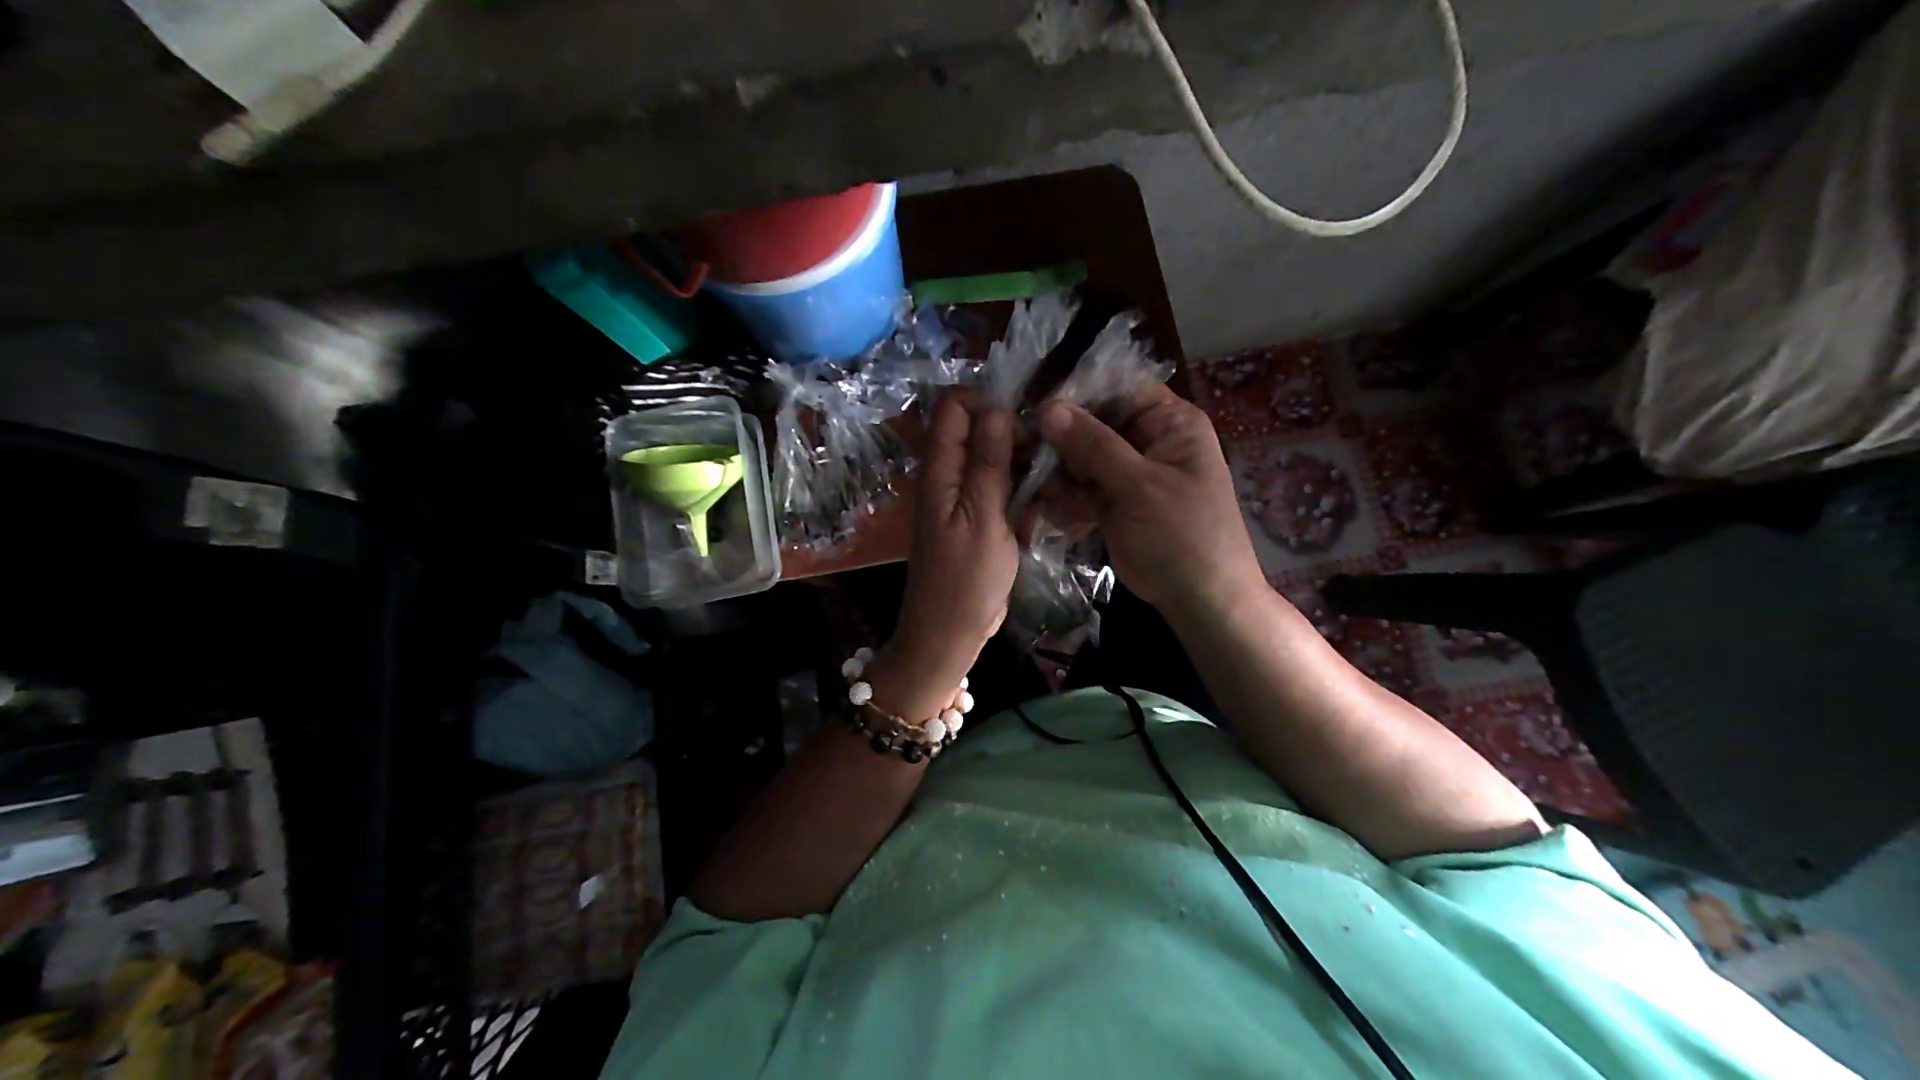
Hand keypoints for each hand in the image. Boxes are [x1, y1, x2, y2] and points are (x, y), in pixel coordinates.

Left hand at [870, 392, 1018, 718]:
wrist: (949, 633)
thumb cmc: (965, 580)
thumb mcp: (984, 518)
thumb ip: (989, 463)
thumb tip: (996, 409)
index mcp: (940, 470)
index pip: (953, 407)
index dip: (988, 402)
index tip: (1026, 422)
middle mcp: (948, 476)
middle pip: (976, 429)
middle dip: (1012, 432)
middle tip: (1048, 454)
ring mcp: (963, 497)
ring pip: (993, 459)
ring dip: (1022, 464)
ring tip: (1051, 480)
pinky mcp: (977, 518)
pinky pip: (999, 488)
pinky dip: (1020, 491)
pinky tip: (1042, 506)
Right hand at [1037, 384, 1262, 613]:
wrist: (1200, 599)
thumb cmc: (1184, 536)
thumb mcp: (1141, 486)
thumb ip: (1094, 446)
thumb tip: (1049, 408)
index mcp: (1169, 423)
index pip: (1119, 389)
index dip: (1079, 392)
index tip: (1036, 404)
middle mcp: (1147, 440)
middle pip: (1093, 423)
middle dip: (1059, 437)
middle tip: (1022, 448)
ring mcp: (1127, 473)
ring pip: (1080, 457)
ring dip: (1056, 470)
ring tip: (1030, 482)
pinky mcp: (1112, 502)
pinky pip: (1080, 487)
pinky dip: (1063, 497)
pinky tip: (1047, 509)